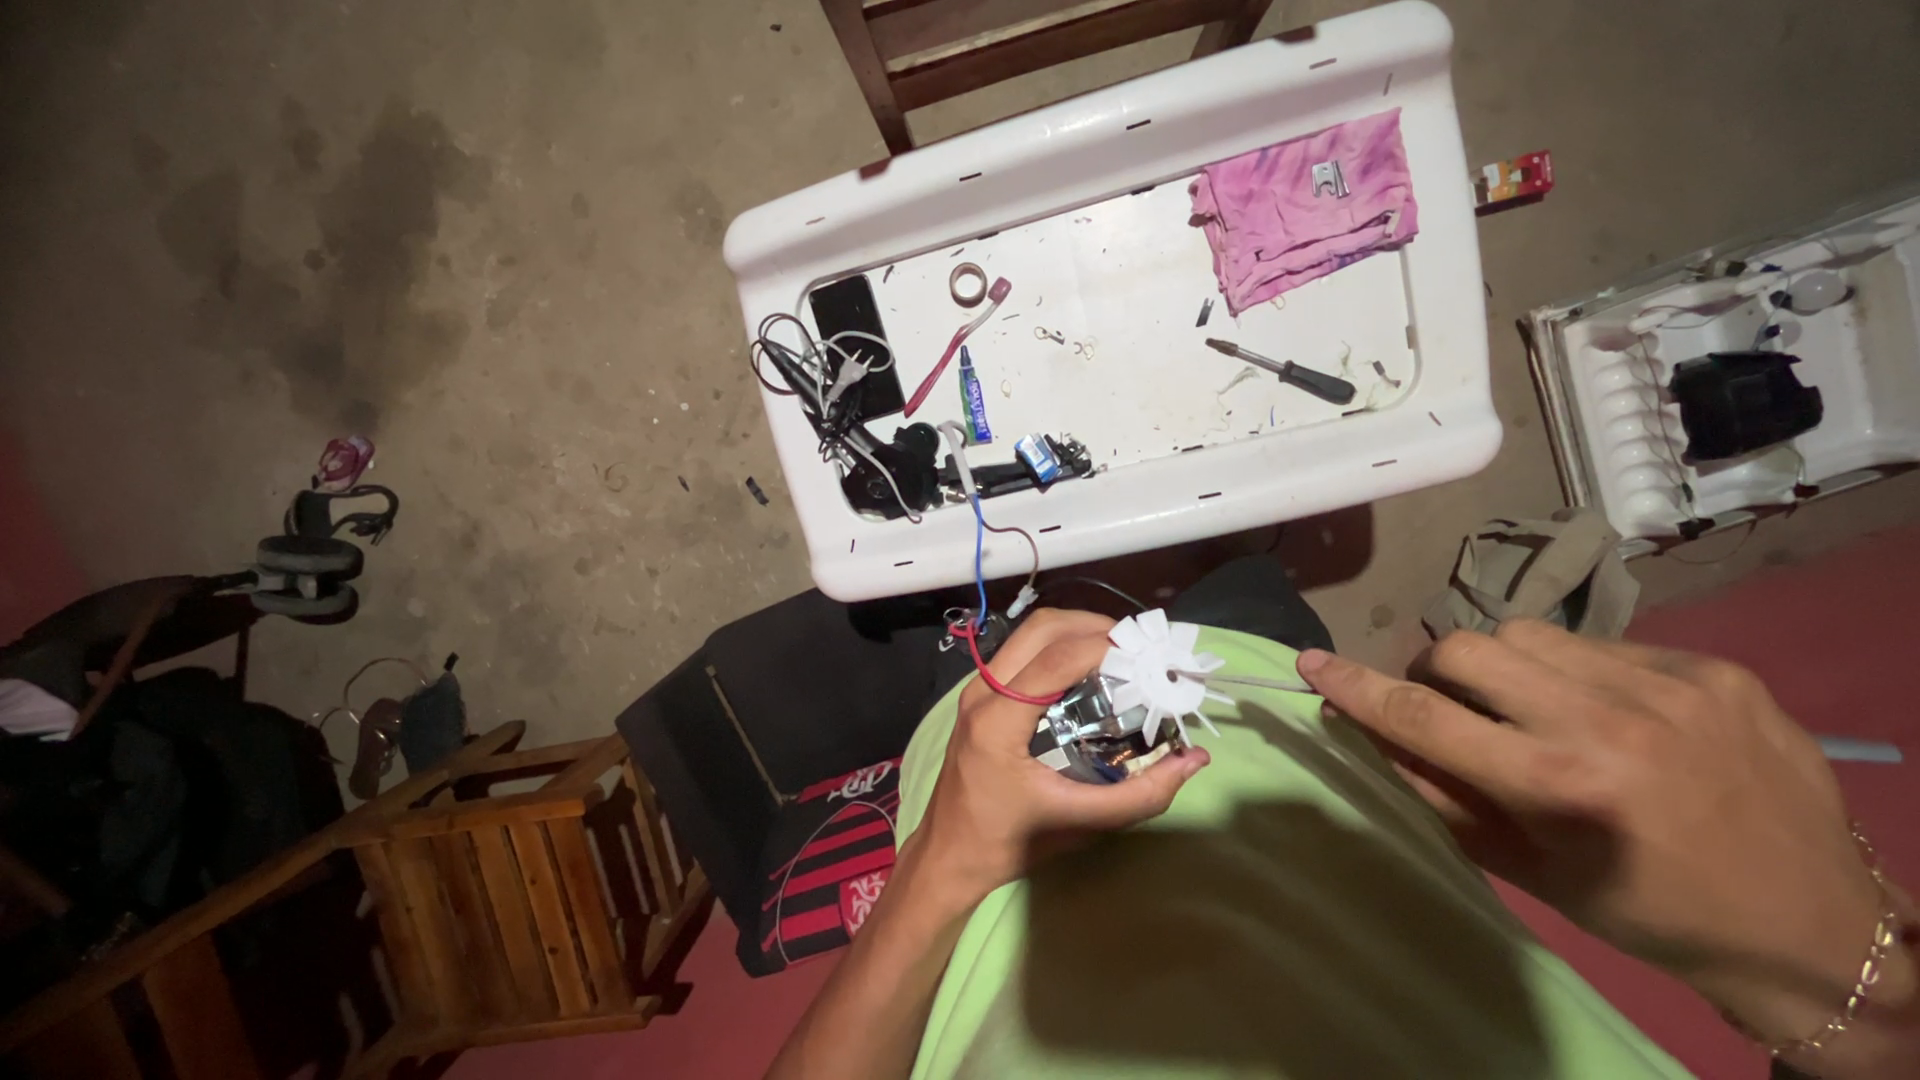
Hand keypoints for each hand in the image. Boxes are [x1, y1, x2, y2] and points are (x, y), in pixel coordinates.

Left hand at [914, 609, 1209, 902]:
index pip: (1058, 660)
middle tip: (1139, 648)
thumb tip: (1193, 760)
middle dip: (1095, 626)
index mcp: (998, 721)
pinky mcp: (979, 694)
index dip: (1108, 647)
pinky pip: (1022, 650)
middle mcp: (982, 692)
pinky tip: (1089, 670)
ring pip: (1029, 633)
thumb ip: (1140, 795)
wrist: (948, 854)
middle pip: (1042, 628)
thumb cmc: (1009, 843)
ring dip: (1077, 632)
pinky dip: (1059, 646)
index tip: (1151, 654)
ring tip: (1121, 653)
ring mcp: (976, 689)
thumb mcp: (1080, 824)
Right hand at [1296, 620, 1906, 1046]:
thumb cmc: (1646, 912)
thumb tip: (1370, 734)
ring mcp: (1670, 687)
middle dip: (1435, 671)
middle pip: (1465, 648)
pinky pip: (1598, 643)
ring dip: (1502, 665)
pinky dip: (1573, 670)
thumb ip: (1441, 794)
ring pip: (1525, 632)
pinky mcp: (1714, 671)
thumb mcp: (1527, 869)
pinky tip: (1606, 712)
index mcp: (1560, 788)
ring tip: (1531, 706)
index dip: (1357, 687)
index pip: (1423, 717)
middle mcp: (1610, 723)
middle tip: (1451, 705)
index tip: (1313, 662)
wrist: (1818, 929)